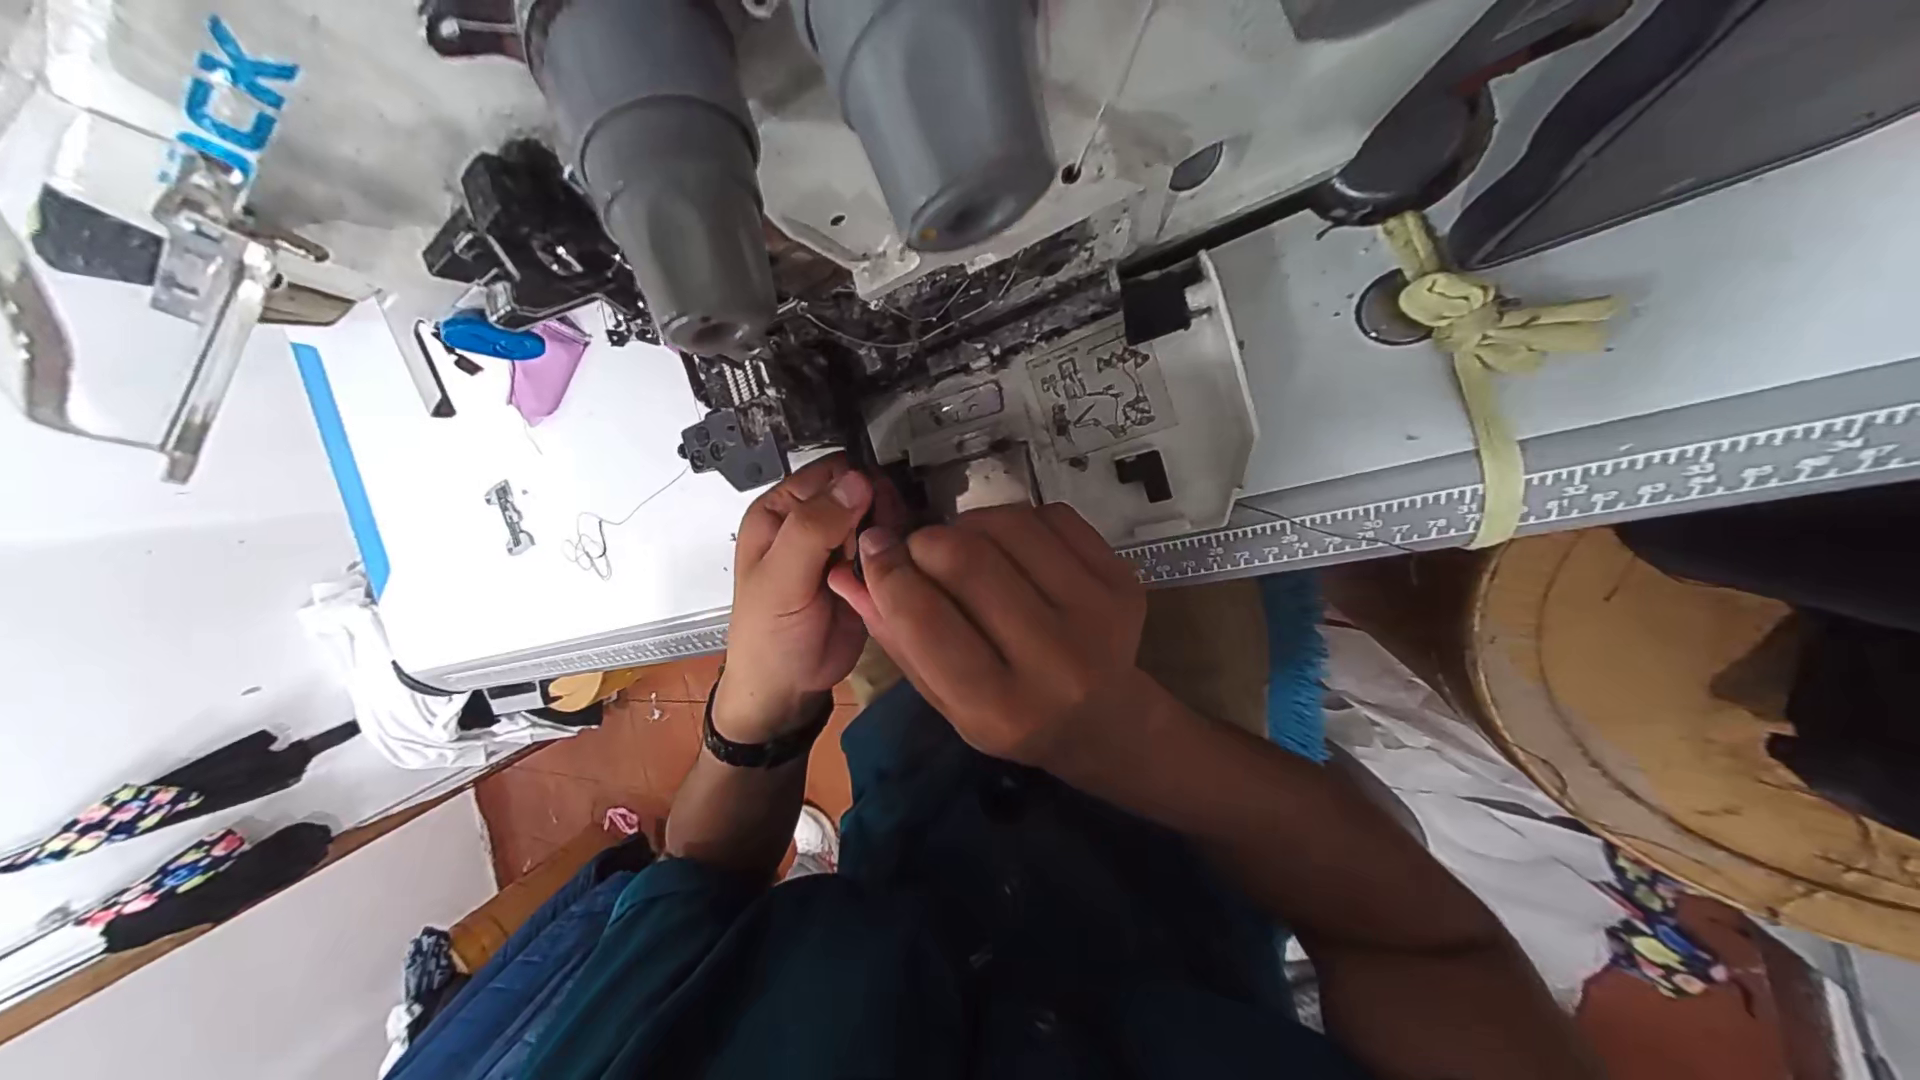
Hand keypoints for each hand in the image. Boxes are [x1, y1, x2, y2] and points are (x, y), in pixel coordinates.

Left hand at [716, 454, 872, 742]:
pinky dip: (898, 554)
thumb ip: (814, 528)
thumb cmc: (770, 632)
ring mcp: (841, 546)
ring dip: (891, 533)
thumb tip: (857, 480)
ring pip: (881, 517)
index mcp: (782, 511)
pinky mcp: (865, 570)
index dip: (857, 484)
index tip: (873, 511)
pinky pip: (890, 548)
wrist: (789, 686)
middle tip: (881, 542)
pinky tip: (898, 569)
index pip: (831, 473)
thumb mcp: (783, 578)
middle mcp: (813, 521)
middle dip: (880, 510)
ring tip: (886, 561)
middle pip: (863, 491)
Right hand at [829, 503, 1148, 769]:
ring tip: (965, 548)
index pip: (924, 618)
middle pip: (965, 559)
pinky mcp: (1121, 580)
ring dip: (968, 525)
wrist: (1101, 719)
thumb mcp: (943, 695)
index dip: (887, 571)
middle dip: (926, 542)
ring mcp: (1097, 614)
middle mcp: (1054, 661)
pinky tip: (1011, 547)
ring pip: (1007, 525)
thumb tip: (849, 571)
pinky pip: (1051, 515)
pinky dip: (1017, 520)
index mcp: (998, 706)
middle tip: (921, 551)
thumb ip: (895, 635)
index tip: (874, 549)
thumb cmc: (1009, 714)